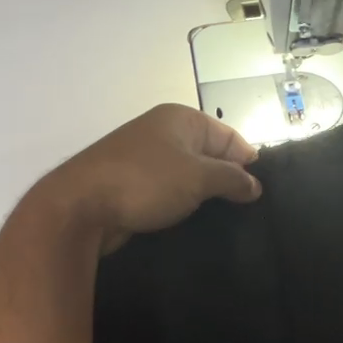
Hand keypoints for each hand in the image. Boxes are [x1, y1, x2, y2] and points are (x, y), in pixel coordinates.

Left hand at [35, 104, 261, 252]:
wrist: (81, 207)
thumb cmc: (145, 181)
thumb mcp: (198, 177)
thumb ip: (231, 178)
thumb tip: (254, 185)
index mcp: (180, 119)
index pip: (227, 135)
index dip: (247, 159)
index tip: (261, 190)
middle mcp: (161, 132)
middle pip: (207, 154)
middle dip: (226, 179)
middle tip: (247, 209)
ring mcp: (142, 159)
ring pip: (186, 175)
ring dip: (202, 195)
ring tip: (224, 219)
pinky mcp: (129, 185)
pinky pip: (165, 192)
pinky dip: (179, 204)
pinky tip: (191, 223)